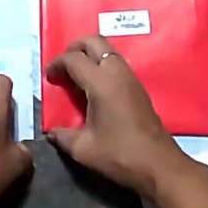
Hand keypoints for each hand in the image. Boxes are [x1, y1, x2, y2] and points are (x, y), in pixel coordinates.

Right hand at [44, 36, 193, 195]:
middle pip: (94, 42)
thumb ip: (62, 136)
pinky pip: (117, 65)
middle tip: (64, 67)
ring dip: (90, 57)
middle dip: (75, 48)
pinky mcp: (139, 88)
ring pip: (108, 51)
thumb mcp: (83, 149)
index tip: (49, 78)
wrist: (158, 165)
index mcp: (101, 82)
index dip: (57, 64)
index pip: (74, 59)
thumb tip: (52, 132)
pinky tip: (94, 90)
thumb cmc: (119, 154)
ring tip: (77, 78)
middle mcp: (117, 72)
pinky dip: (102, 67)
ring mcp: (131, 78)